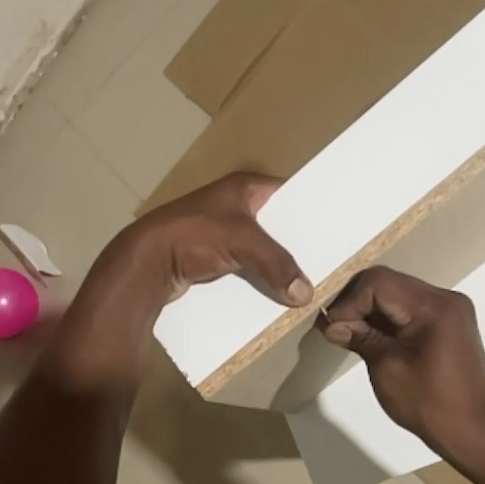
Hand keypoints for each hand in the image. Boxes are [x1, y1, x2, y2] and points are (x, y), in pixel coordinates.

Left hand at [98, 172, 312, 306]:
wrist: (146, 262)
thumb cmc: (193, 235)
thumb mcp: (243, 242)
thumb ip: (277, 264)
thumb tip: (306, 294)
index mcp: (244, 188)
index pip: (289, 194)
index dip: (311, 209)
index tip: (338, 230)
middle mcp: (234, 206)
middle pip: (277, 226)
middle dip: (297, 245)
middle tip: (330, 263)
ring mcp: (221, 234)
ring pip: (262, 250)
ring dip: (278, 267)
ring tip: (310, 283)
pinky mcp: (211, 259)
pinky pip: (245, 268)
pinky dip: (259, 279)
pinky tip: (278, 295)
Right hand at [315, 266, 484, 452]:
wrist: (472, 430)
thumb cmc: (428, 403)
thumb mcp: (386, 368)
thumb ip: (360, 338)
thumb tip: (331, 325)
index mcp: (434, 307)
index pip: (379, 283)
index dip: (349, 301)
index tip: (331, 326)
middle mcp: (446, 299)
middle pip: (389, 284)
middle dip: (357, 303)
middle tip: (334, 328)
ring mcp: (450, 310)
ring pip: (398, 294)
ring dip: (370, 310)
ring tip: (349, 333)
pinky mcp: (449, 323)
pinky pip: (410, 308)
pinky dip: (387, 318)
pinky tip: (371, 336)